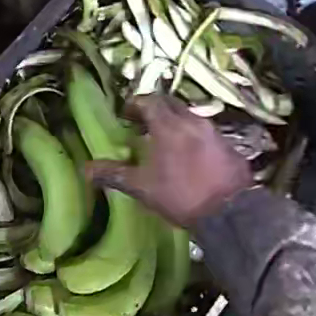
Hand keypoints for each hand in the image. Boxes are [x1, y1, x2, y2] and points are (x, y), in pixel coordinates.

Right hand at [87, 95, 253, 226]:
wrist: (231, 214)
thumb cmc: (180, 195)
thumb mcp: (141, 186)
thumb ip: (113, 173)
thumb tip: (85, 169)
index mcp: (168, 125)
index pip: (149, 101)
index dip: (134, 105)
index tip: (125, 115)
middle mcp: (193, 121)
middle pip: (171, 104)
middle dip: (155, 110)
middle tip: (142, 125)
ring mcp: (214, 132)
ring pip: (190, 118)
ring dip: (175, 123)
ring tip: (164, 142)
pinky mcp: (230, 146)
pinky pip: (206, 133)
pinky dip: (193, 137)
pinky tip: (189, 157)